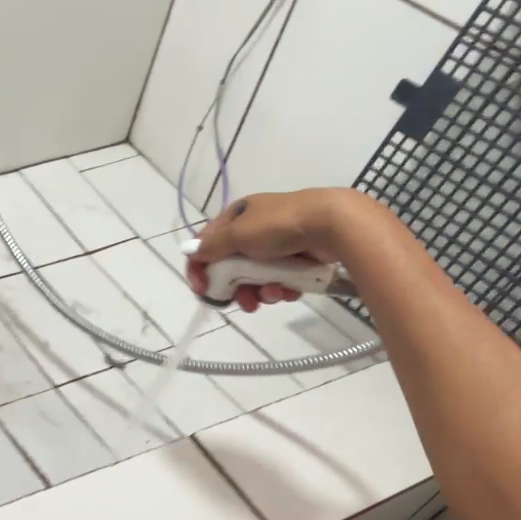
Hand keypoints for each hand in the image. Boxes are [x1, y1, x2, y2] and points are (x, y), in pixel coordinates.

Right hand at [186, 188, 383, 311]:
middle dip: (236, 288)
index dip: (200, 268)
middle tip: (243, 303)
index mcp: (238, 217)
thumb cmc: (279, 225)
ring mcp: (277, 245)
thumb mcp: (238, 234)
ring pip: (256, 278)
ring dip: (261, 292)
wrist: (333, 224)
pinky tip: (289, 291)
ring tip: (273, 296)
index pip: (207, 245)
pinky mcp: (297, 258)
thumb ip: (211, 246)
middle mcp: (255, 229)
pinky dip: (281, 288)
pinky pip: (279, 280)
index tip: (202, 290)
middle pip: (232, 267)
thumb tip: (188, 250)